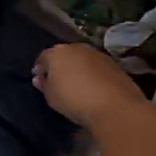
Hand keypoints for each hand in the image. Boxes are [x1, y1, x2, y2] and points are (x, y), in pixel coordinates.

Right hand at [32, 44, 151, 129]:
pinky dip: (93, 74)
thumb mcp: (51, 96)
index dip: (40, 68)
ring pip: (82, 59)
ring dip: (78, 68)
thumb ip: (44, 85)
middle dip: (60, 65)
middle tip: (58, 80)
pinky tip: (94, 87)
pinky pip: (97, 68)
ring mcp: (98, 55)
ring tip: (77, 84)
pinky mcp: (115, 65)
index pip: (44, 57)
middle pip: (64, 55)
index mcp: (57, 53)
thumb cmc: (74, 99)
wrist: (115, 106)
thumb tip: (39, 78)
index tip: (39, 78)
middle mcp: (77, 48)